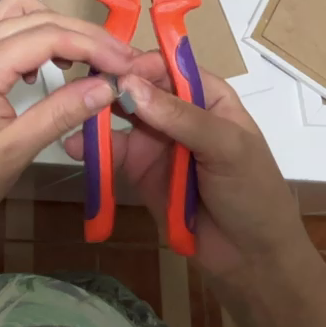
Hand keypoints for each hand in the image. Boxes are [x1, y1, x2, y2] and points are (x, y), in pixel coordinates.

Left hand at [0, 0, 140, 244]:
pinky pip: (4, 29)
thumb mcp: (16, 150)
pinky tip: (45, 70)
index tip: (129, 64)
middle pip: (40, 17)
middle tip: (120, 62)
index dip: (95, 45)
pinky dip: (33, 35)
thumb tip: (109, 86)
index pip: (52, 35)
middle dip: (84, 34)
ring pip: (19, 13)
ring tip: (85, 62)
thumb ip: (62, 112)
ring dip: (56, 27)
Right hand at [63, 53, 307, 280]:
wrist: (252, 261)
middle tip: (84, 87)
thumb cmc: (252, 192)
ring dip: (97, 111)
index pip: (167, 66)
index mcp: (205, 94)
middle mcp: (177, 109)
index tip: (116, 75)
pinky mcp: (139, 168)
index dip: (140, 66)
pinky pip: (113, 151)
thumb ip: (180, 117)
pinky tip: (75, 145)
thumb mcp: (226, 148)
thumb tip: (129, 85)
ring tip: (73, 110)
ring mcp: (156, 139)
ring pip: (120, 114)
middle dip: (111, 84)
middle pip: (137, 85)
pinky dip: (93, 146)